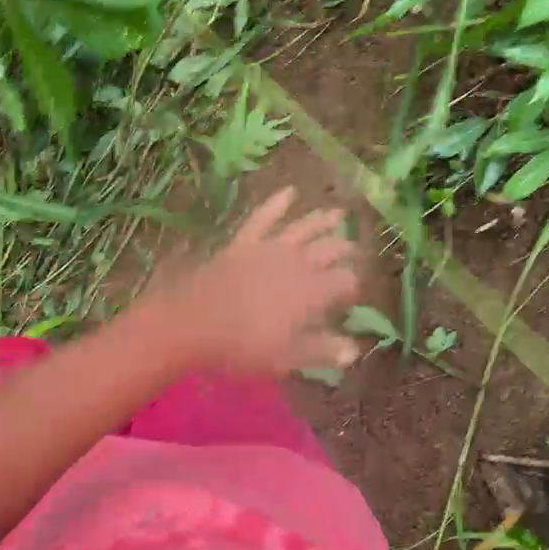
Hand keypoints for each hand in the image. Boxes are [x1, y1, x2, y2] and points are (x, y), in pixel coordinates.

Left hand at [142, 188, 361, 373]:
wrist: (193, 322)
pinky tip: (289, 192)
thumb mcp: (285, 357)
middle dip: (345, 250)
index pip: (345, 281)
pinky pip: (263, 217)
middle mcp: (296, 264)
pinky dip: (277, 203)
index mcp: (311, 292)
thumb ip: (320, 351)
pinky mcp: (242, 242)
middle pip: (329, 250)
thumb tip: (353, 350)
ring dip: (322, 220)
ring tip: (338, 213)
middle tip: (355, 249)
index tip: (353, 292)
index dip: (352, 285)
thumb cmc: (241, 347)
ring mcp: (268, 248)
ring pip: (303, 228)